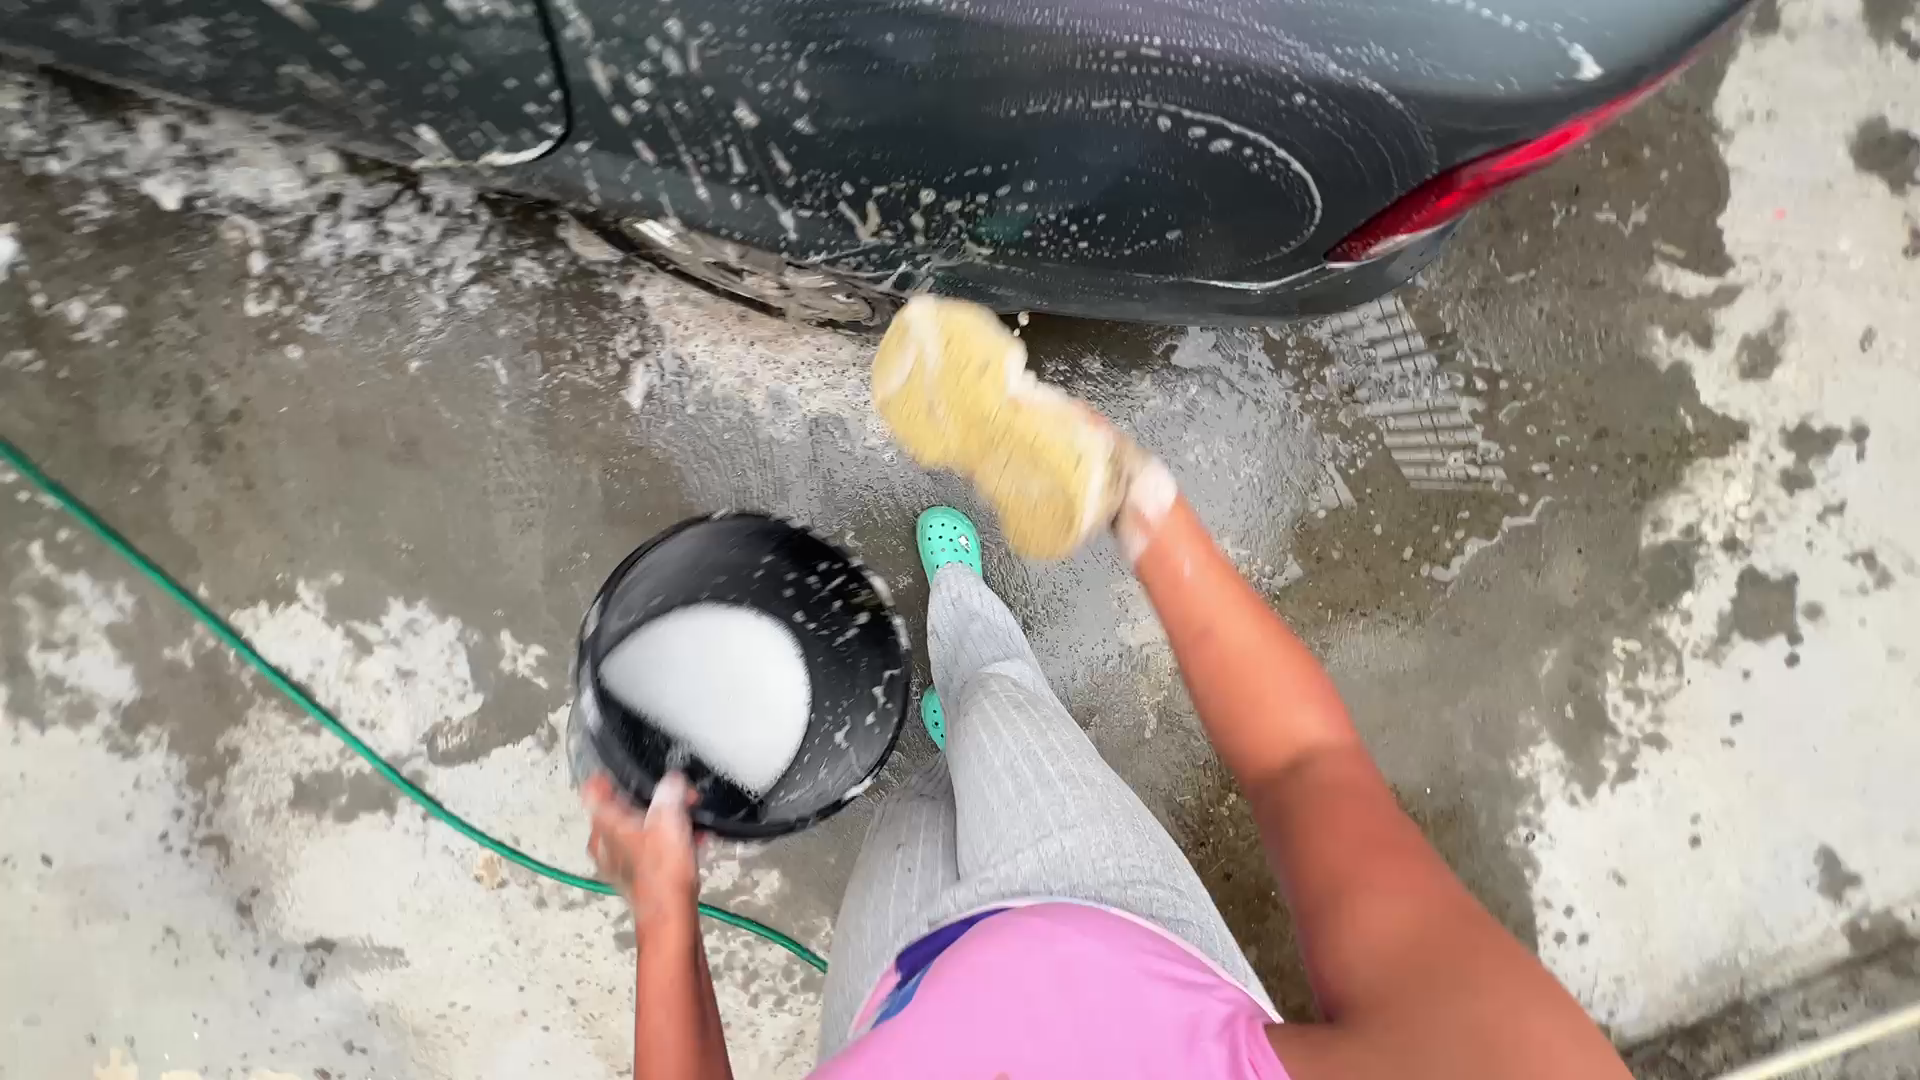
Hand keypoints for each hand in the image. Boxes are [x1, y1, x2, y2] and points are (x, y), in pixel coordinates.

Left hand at [584, 772, 699, 926]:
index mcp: (604, 825)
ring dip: (666, 817)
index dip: (608, 776)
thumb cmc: (663, 865)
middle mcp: (604, 842)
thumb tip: (672, 781)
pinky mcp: (634, 872)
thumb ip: (670, 790)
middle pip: (623, 807)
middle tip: (680, 795)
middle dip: (655, 798)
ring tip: (693, 818)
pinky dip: (669, 837)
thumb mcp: (670, 816)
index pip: (592, 791)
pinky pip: (650, 844)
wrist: (670, 912)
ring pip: (640, 825)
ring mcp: (617, 859)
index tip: (627, 771)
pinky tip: (694, 839)